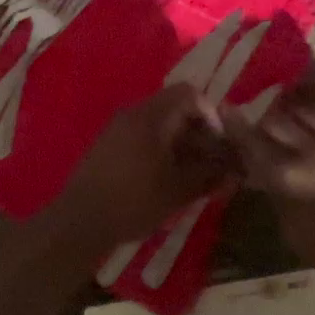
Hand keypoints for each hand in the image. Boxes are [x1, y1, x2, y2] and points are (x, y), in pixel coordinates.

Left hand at [49, 83, 228, 247]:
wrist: (80, 221)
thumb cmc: (133, 202)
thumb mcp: (178, 190)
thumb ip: (209, 175)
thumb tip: (234, 169)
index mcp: (150, 116)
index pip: (189, 94)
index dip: (211, 114)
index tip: (220, 143)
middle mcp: (132, 113)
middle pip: (174, 107)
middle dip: (198, 131)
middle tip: (212, 162)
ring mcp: (116, 128)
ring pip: (159, 123)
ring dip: (180, 143)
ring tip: (193, 174)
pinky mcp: (107, 145)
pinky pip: (142, 135)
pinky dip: (160, 149)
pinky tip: (166, 177)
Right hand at [229, 78, 314, 282]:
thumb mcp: (295, 234)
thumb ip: (277, 196)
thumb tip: (264, 174)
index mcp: (288, 178)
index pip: (251, 142)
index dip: (234, 124)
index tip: (223, 109)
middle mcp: (312, 150)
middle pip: (276, 120)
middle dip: (262, 117)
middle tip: (255, 116)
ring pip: (308, 109)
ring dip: (292, 109)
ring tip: (285, 108)